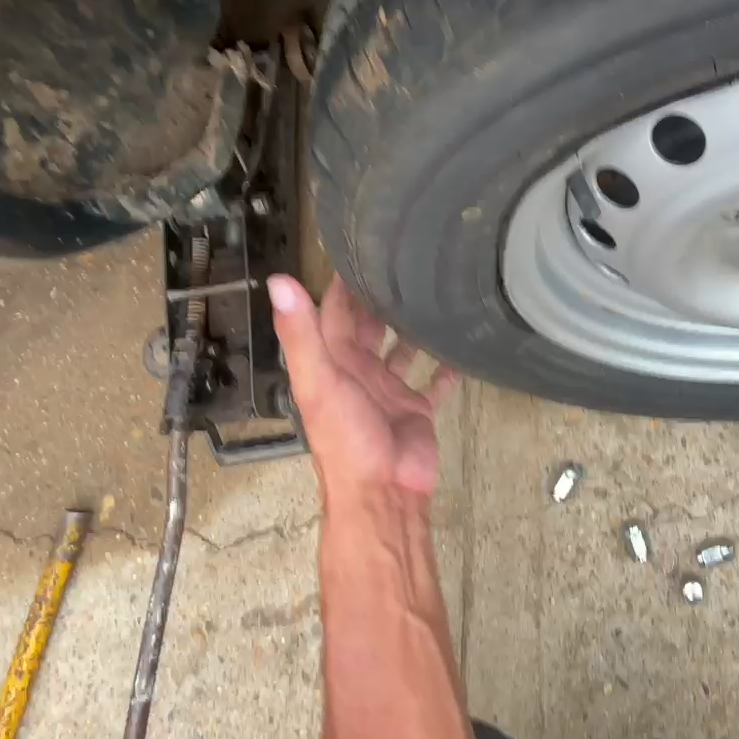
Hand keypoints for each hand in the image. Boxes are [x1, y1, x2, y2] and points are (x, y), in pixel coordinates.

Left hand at [267, 274, 457, 499]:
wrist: (383, 489)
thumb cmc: (347, 436)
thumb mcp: (319, 380)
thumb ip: (302, 333)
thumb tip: (279, 281)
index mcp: (331, 363)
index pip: (332, 312)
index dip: (342, 284)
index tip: (359, 249)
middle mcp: (358, 372)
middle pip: (367, 327)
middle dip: (379, 299)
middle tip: (406, 264)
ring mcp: (389, 390)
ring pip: (400, 350)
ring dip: (411, 328)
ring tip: (433, 297)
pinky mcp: (416, 408)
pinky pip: (432, 382)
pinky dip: (444, 367)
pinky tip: (460, 349)